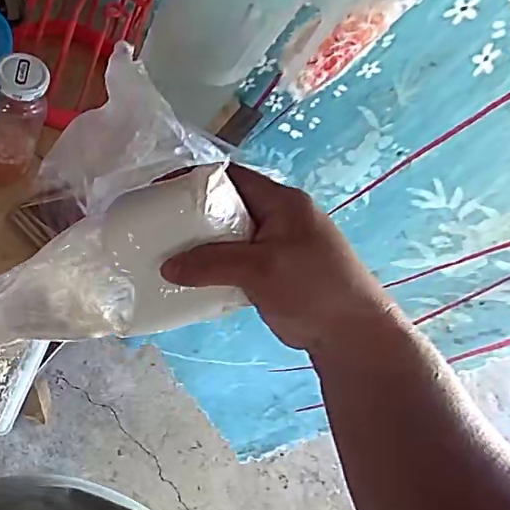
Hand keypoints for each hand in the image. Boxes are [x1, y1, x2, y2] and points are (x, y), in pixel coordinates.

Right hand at [159, 165, 403, 354]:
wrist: (352, 333)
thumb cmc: (313, 288)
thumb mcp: (260, 269)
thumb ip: (211, 264)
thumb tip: (166, 267)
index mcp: (282, 203)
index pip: (231, 176)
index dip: (194, 178)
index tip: (159, 191)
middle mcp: (278, 218)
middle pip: (225, 206)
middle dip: (190, 214)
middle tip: (157, 225)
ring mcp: (275, 246)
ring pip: (226, 236)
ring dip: (198, 244)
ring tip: (166, 252)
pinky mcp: (270, 272)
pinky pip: (231, 261)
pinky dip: (210, 267)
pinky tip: (189, 278)